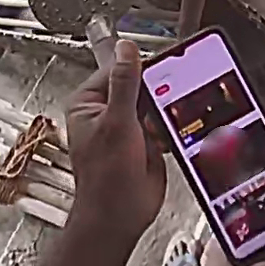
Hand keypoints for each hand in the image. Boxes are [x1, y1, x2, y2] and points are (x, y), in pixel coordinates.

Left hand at [64, 41, 166, 243]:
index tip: (162, 62)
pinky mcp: (144, 141)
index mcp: (88, 103)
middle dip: (155, 90)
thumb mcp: (117, 122)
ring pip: (152, 103)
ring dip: (164, 108)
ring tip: (172, 114)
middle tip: (171, 91)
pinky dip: (170, 125)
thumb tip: (127, 50)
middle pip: (137, 85)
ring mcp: (125, 126)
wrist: (121, 215)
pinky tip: (176, 129)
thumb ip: (124, 83)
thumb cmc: (106, 176)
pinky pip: (161, 122)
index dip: (139, 66)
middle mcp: (105, 112)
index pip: (116, 70)